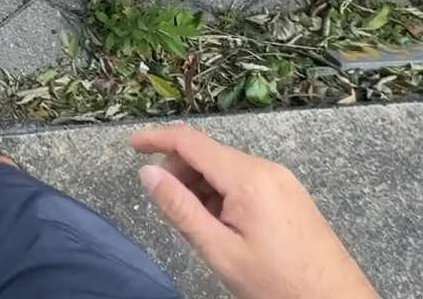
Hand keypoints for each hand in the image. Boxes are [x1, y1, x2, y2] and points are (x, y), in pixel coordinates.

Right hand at [131, 124, 377, 298]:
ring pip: (224, 168)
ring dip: (199, 186)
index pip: (188, 140)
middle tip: (166, 205)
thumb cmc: (281, 288)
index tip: (130, 147)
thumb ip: (180, 209)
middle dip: (178, 171)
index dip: (155, 138)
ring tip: (196, 223)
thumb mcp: (221, 253)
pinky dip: (221, 194)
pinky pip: (244, 181)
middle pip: (206, 153)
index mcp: (247, 177)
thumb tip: (147, 172)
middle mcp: (266, 169)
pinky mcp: (292, 197)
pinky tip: (222, 225)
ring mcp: (282, 182)